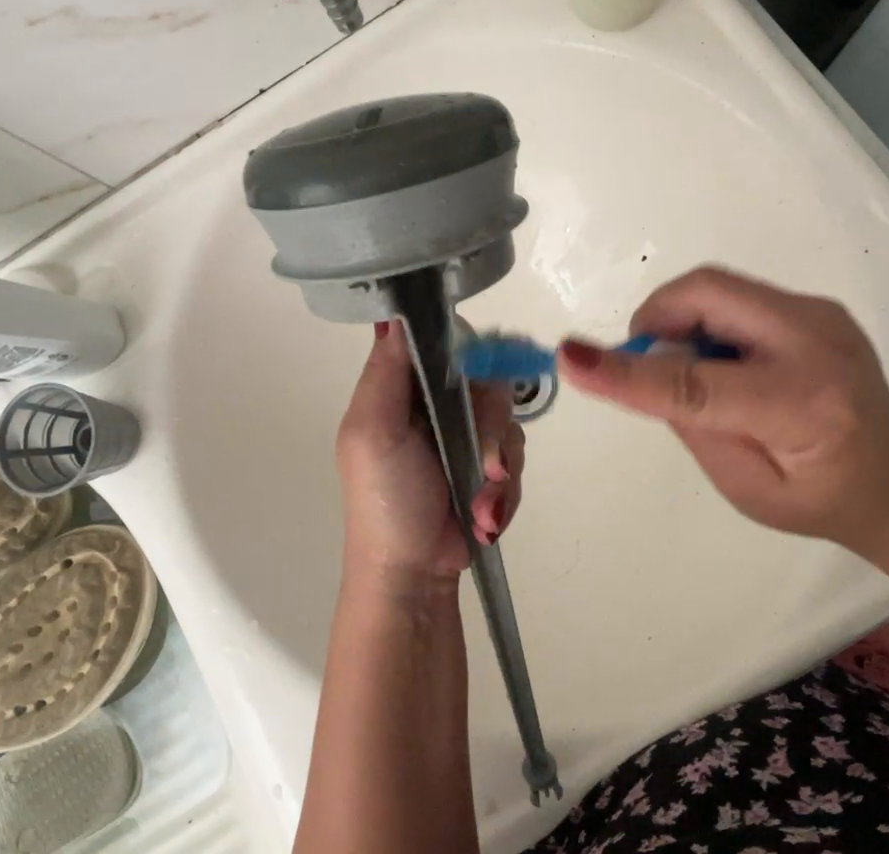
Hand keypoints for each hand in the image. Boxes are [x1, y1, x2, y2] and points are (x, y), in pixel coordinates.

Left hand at [335, 322, 524, 592]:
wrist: (412, 575)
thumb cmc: (384, 500)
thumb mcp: (371, 432)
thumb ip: (385, 372)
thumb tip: (395, 314)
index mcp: (402, 389)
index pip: (446, 344)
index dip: (470, 355)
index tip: (479, 384)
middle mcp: (436, 405)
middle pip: (489, 381)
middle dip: (493, 428)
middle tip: (485, 464)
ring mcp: (466, 436)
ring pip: (508, 421)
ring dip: (500, 468)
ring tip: (481, 504)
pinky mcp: (488, 468)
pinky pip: (516, 457)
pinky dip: (505, 491)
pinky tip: (486, 517)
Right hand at [557, 265, 888, 548]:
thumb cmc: (816, 499)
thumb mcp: (746, 488)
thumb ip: (694, 424)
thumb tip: (643, 367)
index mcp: (805, 408)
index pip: (697, 384)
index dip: (630, 371)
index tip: (571, 358)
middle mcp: (818, 343)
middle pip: (710, 294)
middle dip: (656, 317)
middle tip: (640, 359)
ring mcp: (820, 314)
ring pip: (718, 287)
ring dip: (680, 319)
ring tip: (687, 369)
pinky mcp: (813, 305)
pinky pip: (735, 296)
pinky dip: (705, 321)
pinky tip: (719, 362)